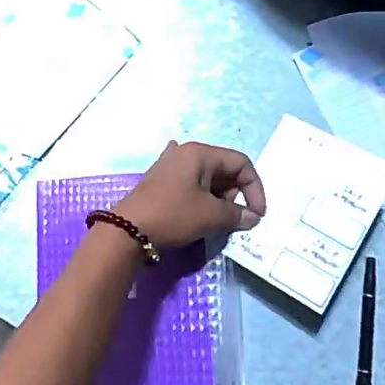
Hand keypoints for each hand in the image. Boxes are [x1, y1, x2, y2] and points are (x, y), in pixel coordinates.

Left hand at [114, 140, 265, 248]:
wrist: (127, 231)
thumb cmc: (173, 215)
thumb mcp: (211, 215)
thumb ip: (237, 215)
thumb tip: (252, 217)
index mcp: (200, 153)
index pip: (241, 163)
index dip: (254, 188)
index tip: (257, 214)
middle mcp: (185, 152)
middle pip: (225, 169)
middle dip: (235, 195)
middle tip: (232, 218)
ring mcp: (170, 165)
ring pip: (208, 178)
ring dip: (218, 198)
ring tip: (214, 219)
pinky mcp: (160, 181)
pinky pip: (191, 183)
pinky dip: (200, 194)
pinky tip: (197, 201)